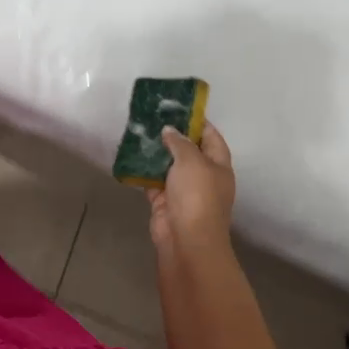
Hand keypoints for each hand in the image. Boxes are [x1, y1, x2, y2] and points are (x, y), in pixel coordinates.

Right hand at [145, 121, 236, 256]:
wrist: (186, 239)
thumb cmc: (197, 196)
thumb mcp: (192, 161)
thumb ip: (180, 142)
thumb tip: (170, 131)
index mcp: (218, 166)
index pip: (211, 138)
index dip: (198, 122)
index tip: (179, 109)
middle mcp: (203, 177)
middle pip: (188, 151)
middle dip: (172, 136)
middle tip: (152, 119)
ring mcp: (183, 191)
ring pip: (168, 166)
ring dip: (155, 153)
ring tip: (138, 133)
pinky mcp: (164, 202)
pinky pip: (152, 181)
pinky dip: (142, 172)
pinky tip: (130, 157)